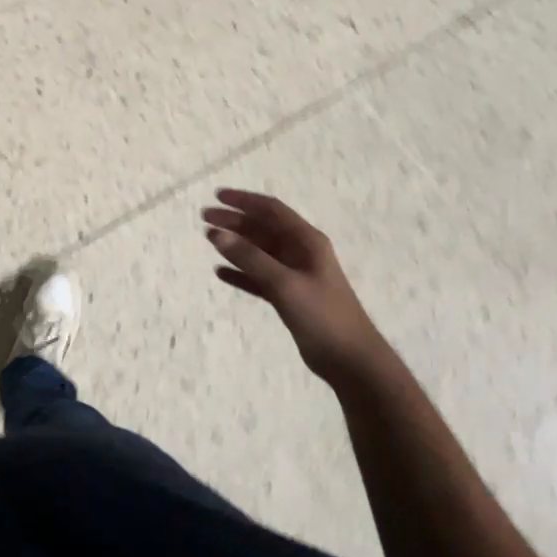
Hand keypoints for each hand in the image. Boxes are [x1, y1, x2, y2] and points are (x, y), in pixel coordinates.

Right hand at [203, 189, 391, 385]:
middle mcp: (300, 253)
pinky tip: (221, 273)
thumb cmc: (322, 315)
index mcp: (306, 242)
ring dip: (235, 244)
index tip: (217, 196)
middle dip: (234, 220)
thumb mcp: (284, 283)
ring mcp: (294, 275)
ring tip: (208, 238)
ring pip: (259, 252)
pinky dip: (240, 272)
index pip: (272, 210)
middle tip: (205, 217)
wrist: (351, 360)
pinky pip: (258, 277)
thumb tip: (216, 233)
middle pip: (263, 229)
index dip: (245, 200)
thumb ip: (249, 258)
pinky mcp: (288, 296)